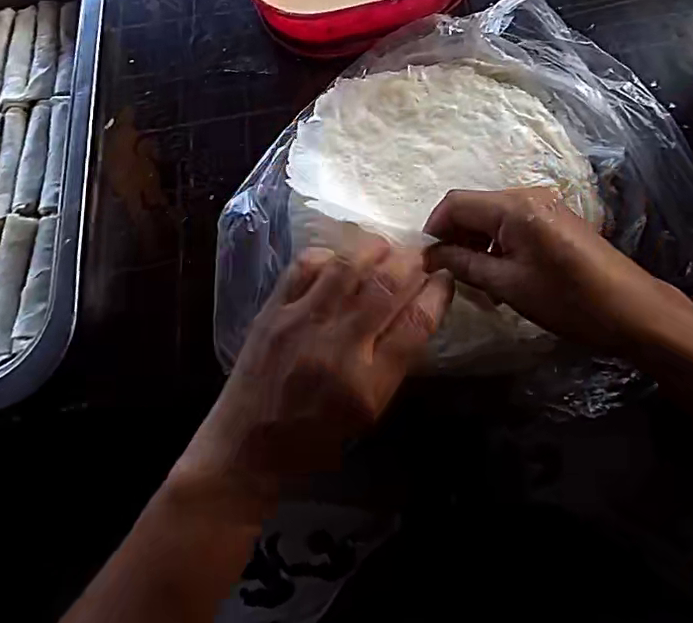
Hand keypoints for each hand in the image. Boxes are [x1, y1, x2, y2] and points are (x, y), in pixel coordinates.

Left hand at [173, 232, 453, 514]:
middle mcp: (337, 348)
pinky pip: (304, 266)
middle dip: (410, 263)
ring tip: (386, 247)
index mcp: (367, 386)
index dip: (436, 295)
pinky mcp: (273, 310)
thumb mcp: (367, 413)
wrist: (247, 444)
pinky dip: (328, 255)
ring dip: (373, 251)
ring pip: (346, 268)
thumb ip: (391, 362)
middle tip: (420, 254)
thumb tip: (413, 310)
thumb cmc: (314, 438)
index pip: (414, 327)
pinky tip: (339, 258)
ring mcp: (300, 323)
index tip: (445, 278)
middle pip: (384, 289)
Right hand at [423, 187, 692, 356]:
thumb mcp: (509, 285)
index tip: (426, 259)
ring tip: (473, 278)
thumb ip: (463, 264)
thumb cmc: (570, 300)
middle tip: (448, 271)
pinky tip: (499, 271)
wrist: (636, 312)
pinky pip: (510, 221)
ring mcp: (543, 204)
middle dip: (453, 235)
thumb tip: (430, 255)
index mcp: (514, 206)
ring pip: (490, 214)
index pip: (455, 202)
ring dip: (474, 240)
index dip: (434, 228)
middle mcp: (527, 194)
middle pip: (472, 206)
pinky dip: (496, 241)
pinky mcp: (554, 217)